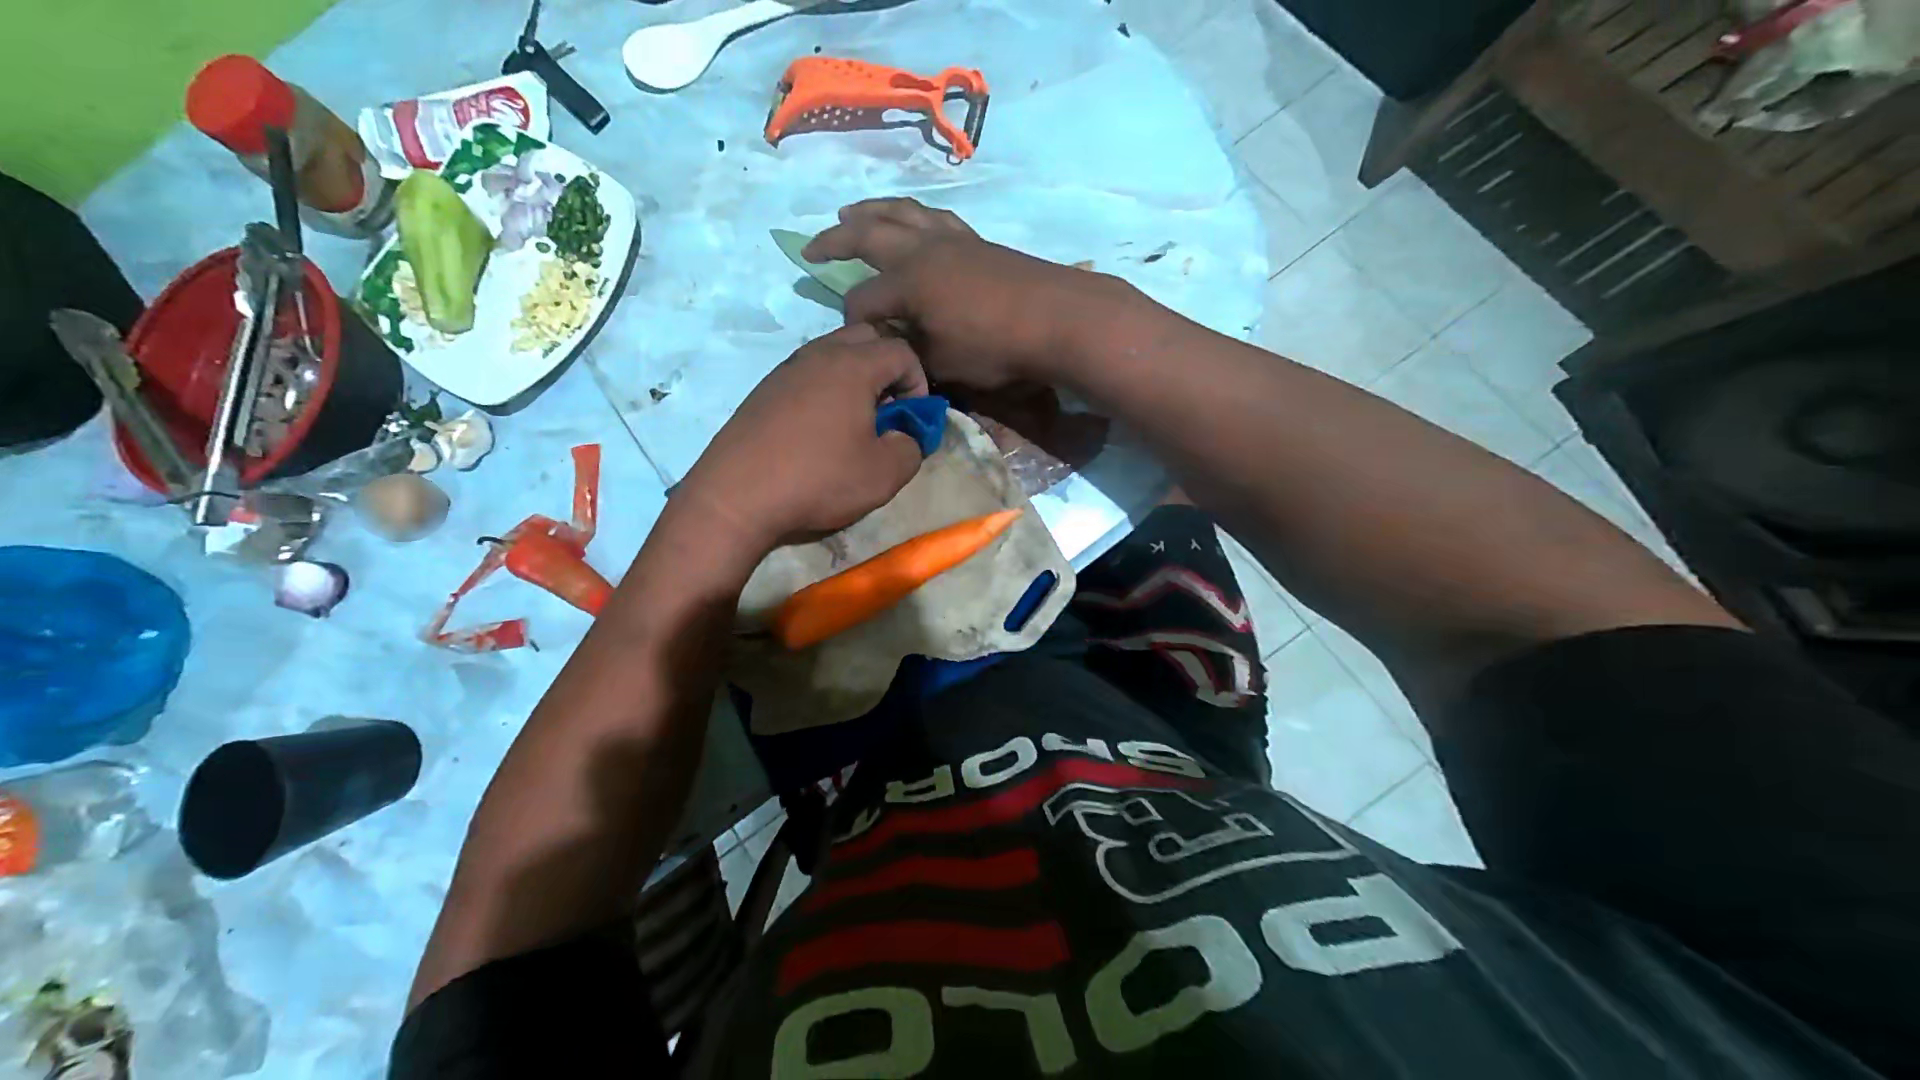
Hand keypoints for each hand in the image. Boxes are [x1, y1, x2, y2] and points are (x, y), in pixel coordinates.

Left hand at [676, 324, 929, 554]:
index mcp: (852, 365)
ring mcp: (785, 370)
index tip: (912, 420)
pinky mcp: (763, 391)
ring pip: (833, 355)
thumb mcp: (884, 474)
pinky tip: (819, 434)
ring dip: (855, 380)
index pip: (902, 351)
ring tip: (855, 424)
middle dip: (887, 369)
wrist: (735, 497)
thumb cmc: (818, 480)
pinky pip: (807, 376)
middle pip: (866, 338)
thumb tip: (903, 436)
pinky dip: (825, 392)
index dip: (919, 383)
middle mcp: (817, 355)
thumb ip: (911, 447)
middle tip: (887, 412)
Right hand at [804, 198, 1138, 389]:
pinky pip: (934, 217)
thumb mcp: (945, 362)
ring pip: (902, 212)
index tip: (855, 343)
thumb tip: (893, 343)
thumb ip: (911, 351)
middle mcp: (923, 250)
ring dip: (872, 211)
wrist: (1060, 320)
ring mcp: (952, 240)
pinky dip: (914, 215)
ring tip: (852, 213)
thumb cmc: (998, 348)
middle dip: (836, 240)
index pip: (862, 301)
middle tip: (811, 246)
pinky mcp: (977, 241)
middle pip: (868, 235)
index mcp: (907, 282)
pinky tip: (913, 220)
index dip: (852, 323)